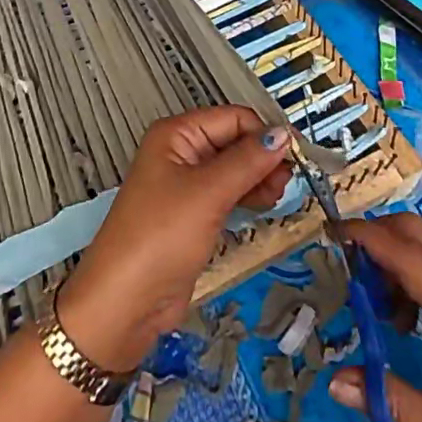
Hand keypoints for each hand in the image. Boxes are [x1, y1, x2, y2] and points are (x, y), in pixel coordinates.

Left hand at [55, 108, 294, 370]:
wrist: (126, 302)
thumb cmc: (158, 238)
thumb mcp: (208, 193)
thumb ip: (248, 161)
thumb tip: (282, 134)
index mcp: (177, 134)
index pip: (233, 118)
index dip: (264, 133)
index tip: (295, 154)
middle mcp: (181, 153)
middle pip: (235, 141)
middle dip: (264, 156)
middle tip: (288, 179)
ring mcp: (187, 184)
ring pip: (235, 167)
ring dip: (260, 176)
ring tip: (279, 193)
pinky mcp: (194, 213)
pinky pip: (229, 192)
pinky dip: (250, 194)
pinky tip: (265, 203)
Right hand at [329, 214, 421, 421]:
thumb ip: (390, 400)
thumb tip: (336, 380)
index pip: (409, 256)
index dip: (367, 237)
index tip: (330, 231)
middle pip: (421, 235)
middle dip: (378, 235)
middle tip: (342, 259)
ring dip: (394, 258)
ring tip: (371, 302)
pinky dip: (412, 276)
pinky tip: (402, 319)